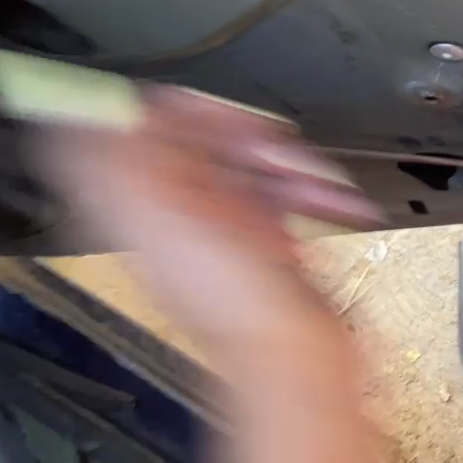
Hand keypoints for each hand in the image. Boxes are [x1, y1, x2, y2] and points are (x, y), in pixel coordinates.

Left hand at [33, 87, 378, 358]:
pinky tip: (336, 206)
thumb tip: (127, 110)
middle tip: (285, 155)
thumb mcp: (167, 220)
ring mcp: (227, 232)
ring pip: (253, 171)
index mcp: (137, 207)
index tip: (220, 118)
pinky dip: (316, 197)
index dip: (175, 114)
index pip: (132, 132)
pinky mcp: (273, 248)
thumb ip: (133, 159)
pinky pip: (289, 202)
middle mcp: (176, 216)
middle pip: (202, 147)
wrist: (295, 352)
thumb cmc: (238, 302)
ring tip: (326, 189)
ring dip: (298, 171)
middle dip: (254, 144)